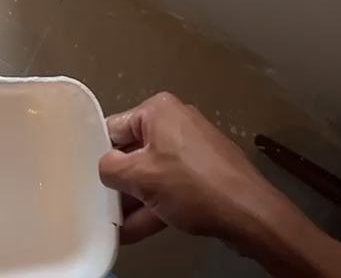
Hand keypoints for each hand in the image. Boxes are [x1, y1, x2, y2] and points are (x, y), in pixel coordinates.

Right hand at [97, 93, 281, 245]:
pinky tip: (137, 231)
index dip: (101, 154)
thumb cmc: (192, 185)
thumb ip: (111, 169)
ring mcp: (192, 149)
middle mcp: (175, 122)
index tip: (91, 178)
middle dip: (121, 183)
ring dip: (136, 200)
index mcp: (158, 110)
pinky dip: (156, 205)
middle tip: (104, 206)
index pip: (116, 128)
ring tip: (117, 226)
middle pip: (135, 152)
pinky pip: (171, 185)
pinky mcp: (205, 173)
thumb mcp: (141, 177)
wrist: (249, 213)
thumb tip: (105, 167)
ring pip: (154, 173)